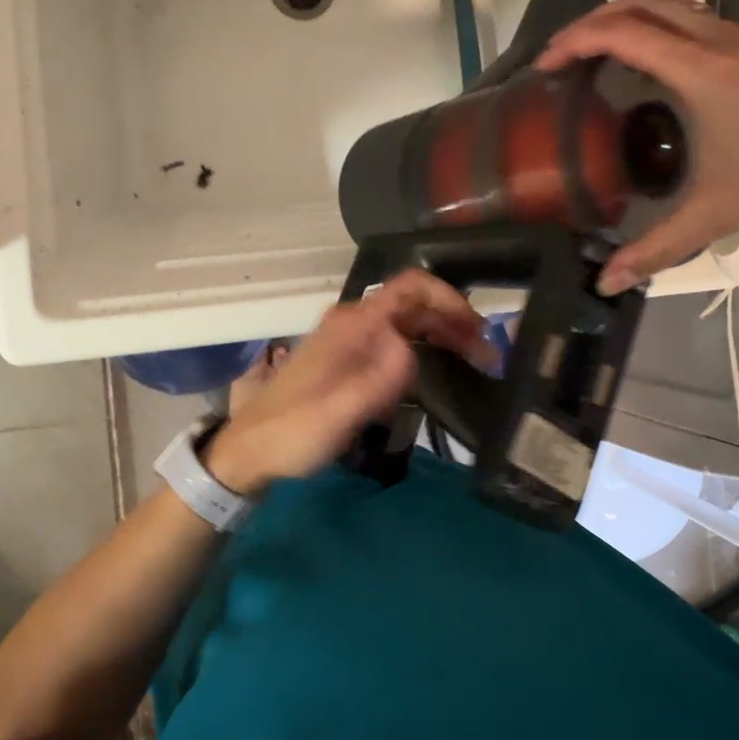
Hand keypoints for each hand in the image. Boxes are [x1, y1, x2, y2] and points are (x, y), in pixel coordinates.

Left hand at [202, 270, 497, 494]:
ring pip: (406, 323)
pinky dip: (422, 350)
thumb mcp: (338, 412)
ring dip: (441, 336)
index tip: (478, 329)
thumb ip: (376, 379)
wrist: (251, 451)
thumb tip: (412, 347)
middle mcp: (352, 323)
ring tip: (474, 363)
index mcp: (351, 325)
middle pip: (413, 305)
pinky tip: (439, 372)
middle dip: (453, 322)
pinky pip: (394, 343)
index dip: (448, 299)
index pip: (409, 288)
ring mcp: (349, 341)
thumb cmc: (293, 433)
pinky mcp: (348, 362)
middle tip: (487, 357)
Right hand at [534, 0, 738, 292]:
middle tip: (559, 57)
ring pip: (664, 2)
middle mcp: (712, 41)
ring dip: (620, 17)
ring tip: (590, 53)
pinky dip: (648, 23)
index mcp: (698, 72)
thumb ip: (656, 248)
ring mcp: (733, 36)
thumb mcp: (715, 215)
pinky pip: (684, 15)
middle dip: (590, 22)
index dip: (574, 42)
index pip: (622, 33)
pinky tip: (641, 61)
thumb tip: (604, 283)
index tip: (544, 67)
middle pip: (638, 3)